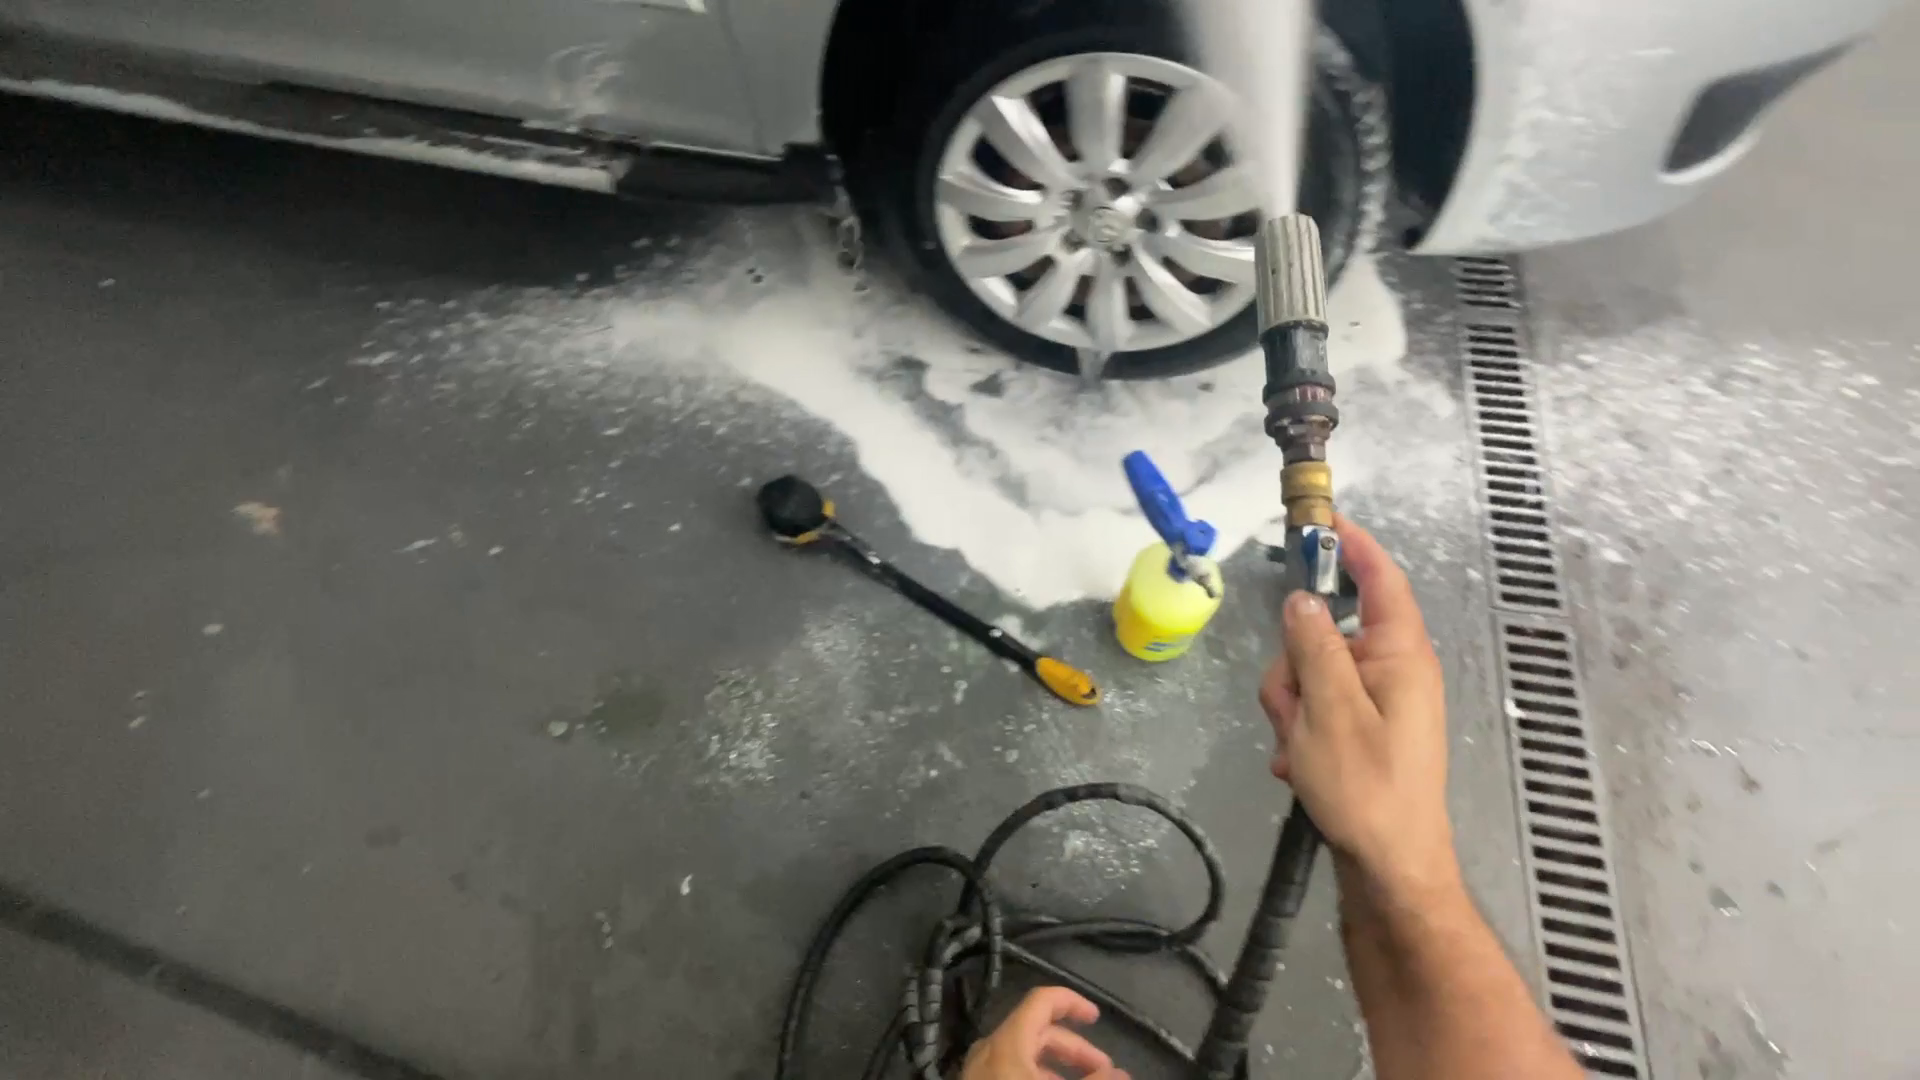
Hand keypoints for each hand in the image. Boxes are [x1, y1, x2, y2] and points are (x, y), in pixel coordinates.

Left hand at [960, 988, 1129, 1079]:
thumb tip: (1122, 1073)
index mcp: (1008, 1041)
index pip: (1042, 1001)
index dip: (1071, 1003)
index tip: (1097, 1018)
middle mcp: (992, 1048)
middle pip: (1038, 1031)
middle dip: (1075, 1048)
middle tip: (1106, 1070)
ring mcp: (983, 1071)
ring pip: (1028, 1056)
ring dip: (1060, 1069)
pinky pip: (1014, 1074)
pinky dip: (1040, 1079)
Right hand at [1259, 515, 1456, 897]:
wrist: (1388, 864)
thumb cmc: (1366, 784)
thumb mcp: (1330, 709)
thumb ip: (1314, 645)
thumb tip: (1303, 598)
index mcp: (1400, 655)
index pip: (1382, 580)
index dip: (1354, 545)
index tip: (1321, 520)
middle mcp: (1390, 670)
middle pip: (1324, 631)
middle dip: (1292, 664)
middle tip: (1290, 708)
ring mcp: (1373, 700)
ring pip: (1308, 670)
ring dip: (1289, 703)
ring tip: (1297, 746)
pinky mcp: (1356, 726)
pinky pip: (1313, 703)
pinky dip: (1297, 727)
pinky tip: (1299, 763)